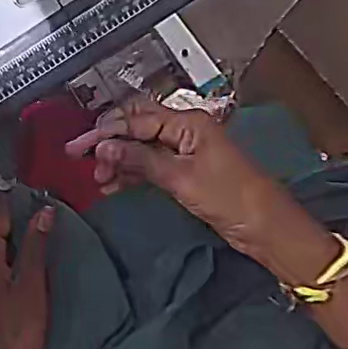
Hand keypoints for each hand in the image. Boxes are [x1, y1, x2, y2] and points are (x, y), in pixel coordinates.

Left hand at [0, 196, 54, 348]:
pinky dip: (2, 253)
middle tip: (28, 205)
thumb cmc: (15, 339)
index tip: (30, 192)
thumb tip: (44, 214)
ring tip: (24, 228)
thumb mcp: (33, 288)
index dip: (11, 200)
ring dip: (2, 233)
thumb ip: (37, 248)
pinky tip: (16, 261)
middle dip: (4, 213)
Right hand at [64, 95, 326, 270]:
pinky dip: (131, 173)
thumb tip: (104, 147)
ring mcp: (185, 150)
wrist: (268, 228)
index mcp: (188, 122)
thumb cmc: (232, 198)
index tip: (79, 147)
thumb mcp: (180, 177)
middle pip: (136, 128)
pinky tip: (114, 184)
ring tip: (98, 178)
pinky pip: (150, 165)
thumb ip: (139, 160)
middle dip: (108, 142)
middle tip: (80, 157)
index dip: (105, 133)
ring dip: (118, 160)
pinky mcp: (186, 170)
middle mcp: (185, 130)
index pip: (136, 120)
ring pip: (141, 147)